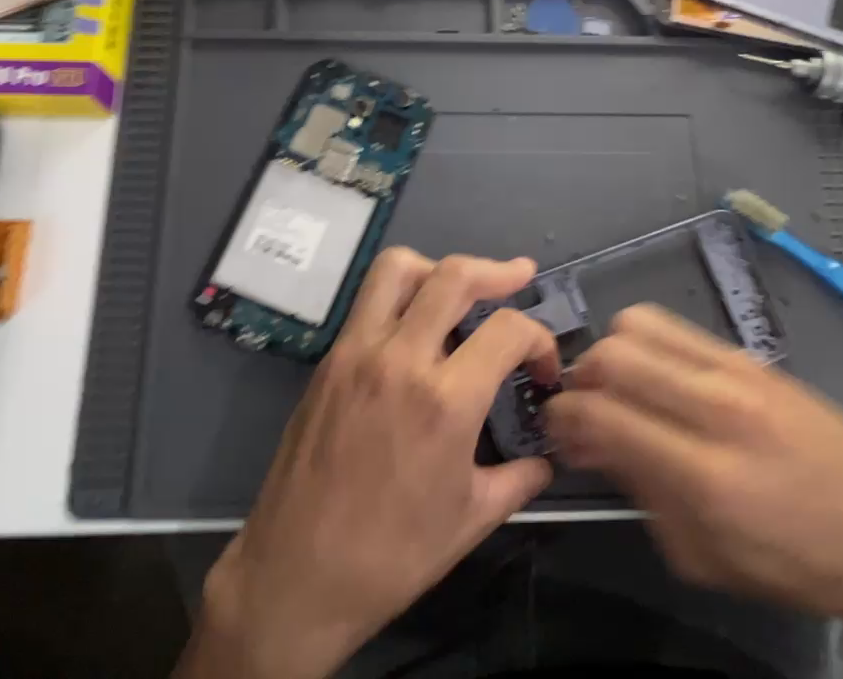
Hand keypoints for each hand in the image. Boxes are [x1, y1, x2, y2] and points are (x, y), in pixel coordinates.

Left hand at [180, 249, 560, 678]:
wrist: (297, 575)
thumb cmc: (392, 556)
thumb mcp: (472, 519)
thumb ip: (519, 476)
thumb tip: (545, 456)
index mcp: (445, 400)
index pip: (507, 330)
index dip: (540, 339)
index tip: (543, 368)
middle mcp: (399, 359)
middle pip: (453, 275)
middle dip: (496, 270)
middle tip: (519, 276)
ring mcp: (355, 354)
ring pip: (396, 271)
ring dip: (436, 268)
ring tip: (458, 289)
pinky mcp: (327, 363)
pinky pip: (366, 304)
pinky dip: (399, 297)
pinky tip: (415, 330)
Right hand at [544, 304, 842, 625]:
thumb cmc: (796, 565)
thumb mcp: (703, 556)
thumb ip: (641, 491)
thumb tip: (592, 443)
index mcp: (704, 471)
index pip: (602, 412)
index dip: (563, 415)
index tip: (555, 427)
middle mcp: (718, 406)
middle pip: (615, 353)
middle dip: (580, 377)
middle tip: (582, 407)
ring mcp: (739, 372)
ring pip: (641, 323)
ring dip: (612, 351)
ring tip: (617, 386)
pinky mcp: (756, 358)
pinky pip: (680, 329)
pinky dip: (650, 345)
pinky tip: (660, 379)